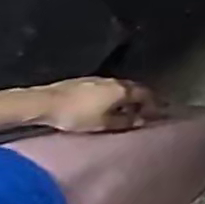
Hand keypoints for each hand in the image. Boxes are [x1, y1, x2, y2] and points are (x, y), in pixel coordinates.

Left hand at [29, 77, 161, 132]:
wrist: (44, 102)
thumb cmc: (77, 115)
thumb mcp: (103, 124)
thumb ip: (124, 121)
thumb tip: (140, 120)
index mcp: (122, 90)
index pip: (146, 94)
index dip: (154, 103)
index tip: (159, 112)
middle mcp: (114, 81)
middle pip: (134, 89)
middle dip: (142, 99)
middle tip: (146, 109)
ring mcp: (99, 79)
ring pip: (120, 87)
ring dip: (127, 97)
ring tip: (127, 108)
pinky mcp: (85, 81)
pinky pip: (108, 88)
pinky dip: (114, 96)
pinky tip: (107, 104)